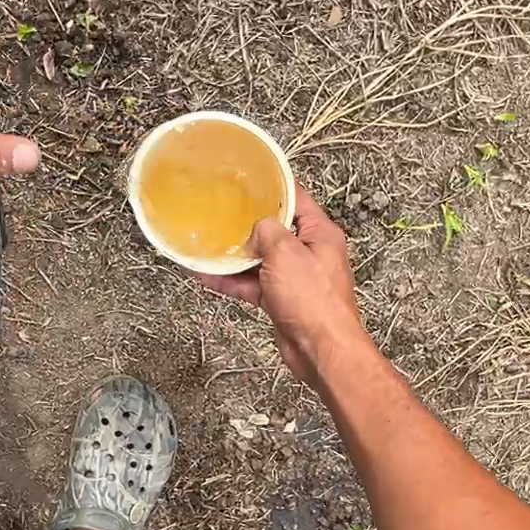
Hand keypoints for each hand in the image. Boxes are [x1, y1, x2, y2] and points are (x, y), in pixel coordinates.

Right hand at [195, 186, 373, 388]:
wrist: (320, 349)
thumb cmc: (315, 301)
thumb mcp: (286, 252)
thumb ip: (267, 231)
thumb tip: (256, 230)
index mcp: (320, 234)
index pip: (297, 200)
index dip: (274, 188)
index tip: (252, 179)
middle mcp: (310, 253)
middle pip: (275, 231)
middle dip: (248, 226)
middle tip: (223, 215)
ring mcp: (295, 278)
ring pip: (260, 260)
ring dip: (235, 257)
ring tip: (208, 248)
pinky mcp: (282, 300)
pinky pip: (253, 284)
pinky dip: (233, 281)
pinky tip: (210, 277)